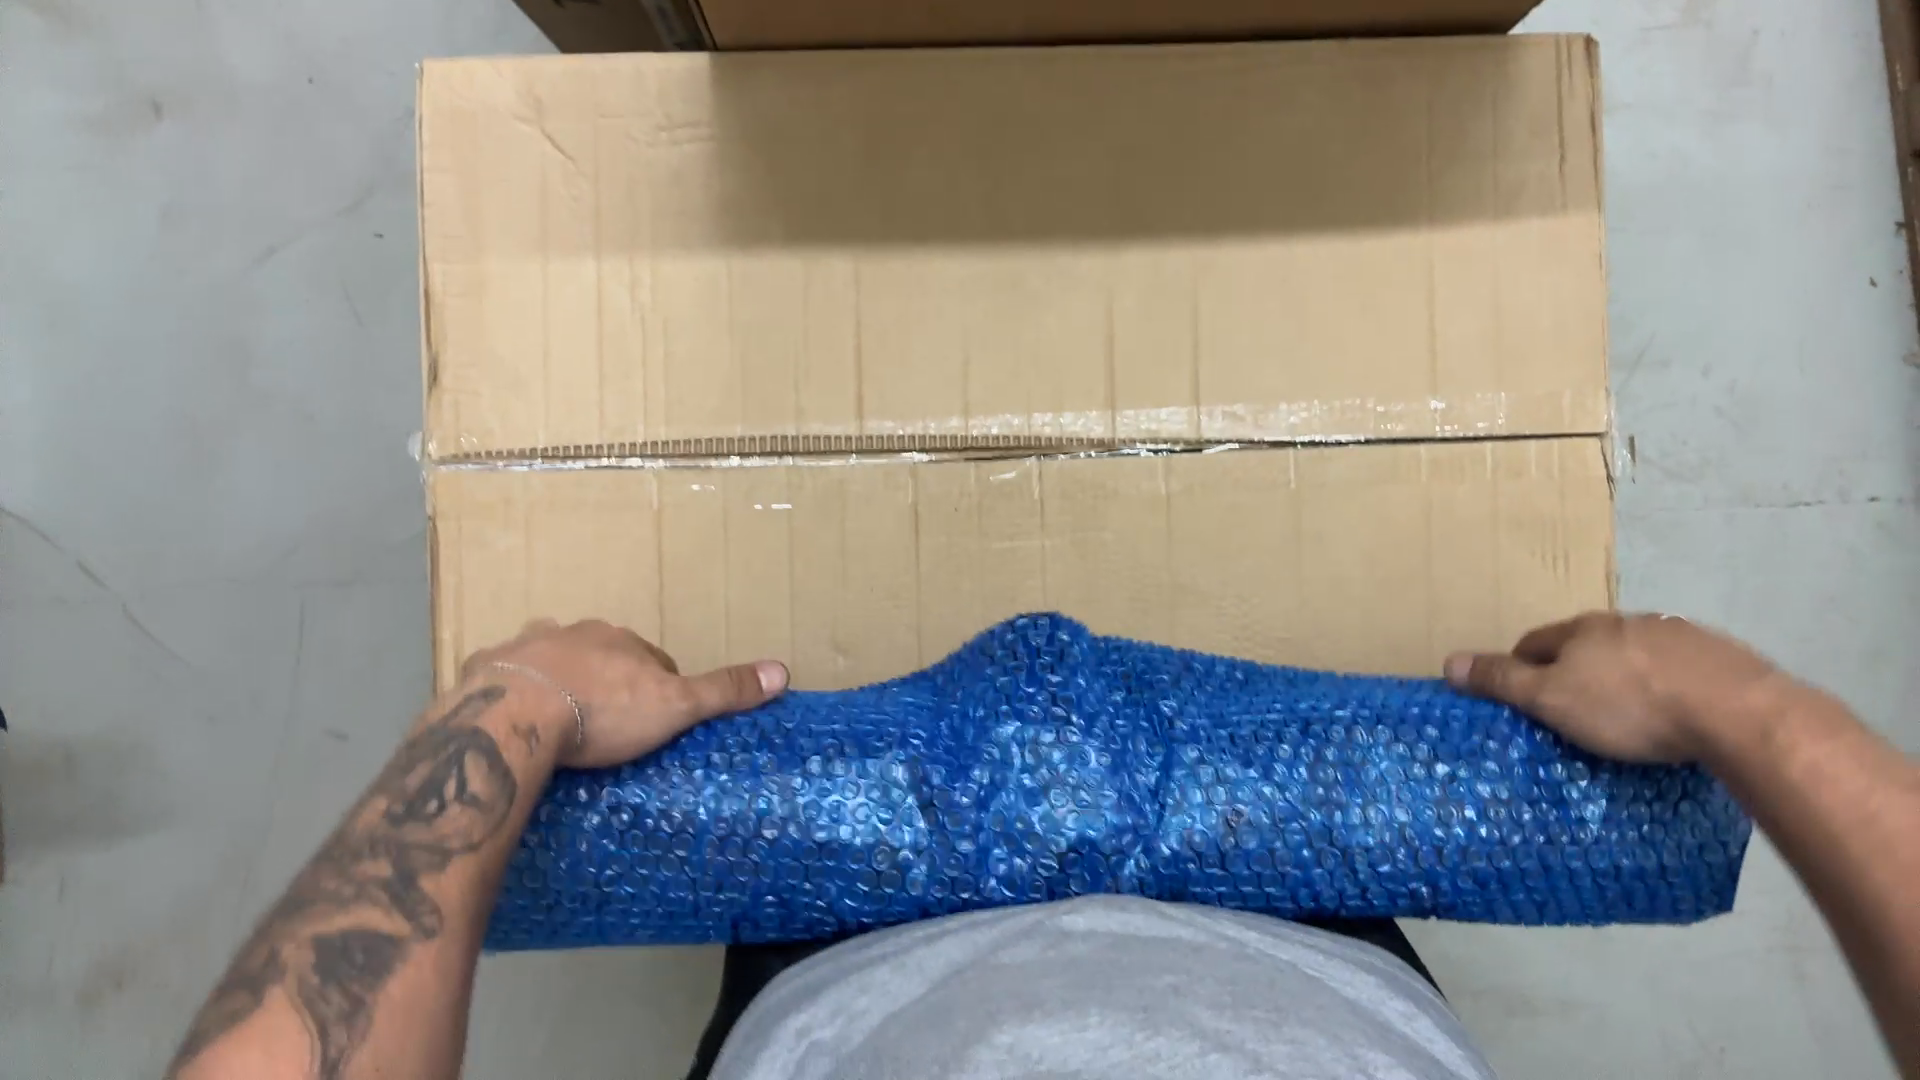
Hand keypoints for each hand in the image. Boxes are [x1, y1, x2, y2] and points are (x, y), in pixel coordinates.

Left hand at [460, 619, 788, 767]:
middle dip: (607, 677)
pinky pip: (503, 676)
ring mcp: (525, 647)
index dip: (659, 684)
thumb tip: (783, 670)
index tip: (657, 716)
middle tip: (608, 719)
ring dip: (558, 678)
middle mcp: (576, 632)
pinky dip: (512, 690)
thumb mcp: (674, 706)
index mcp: (622, 640)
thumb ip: (724, 690)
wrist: (511, 717)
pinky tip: (511, 717)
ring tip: (559, 718)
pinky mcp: (483, 670)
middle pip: (601, 653)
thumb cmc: (601, 710)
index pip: (652, 659)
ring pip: (551, 658)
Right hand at [1443, 611, 1779, 762]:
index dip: (1520, 669)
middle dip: (1573, 672)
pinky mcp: (1725, 659)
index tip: (1521, 699)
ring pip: (1633, 656)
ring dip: (1623, 677)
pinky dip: (1669, 688)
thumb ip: (1501, 680)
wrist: (1743, 715)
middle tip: (1572, 711)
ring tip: (1628, 717)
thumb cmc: (1630, 707)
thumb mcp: (1550, 699)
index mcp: (1580, 630)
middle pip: (1584, 646)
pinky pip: (1680, 671)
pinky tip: (1678, 715)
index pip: (1532, 643)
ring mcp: (1679, 637)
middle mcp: (1626, 623)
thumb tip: (1448, 661)